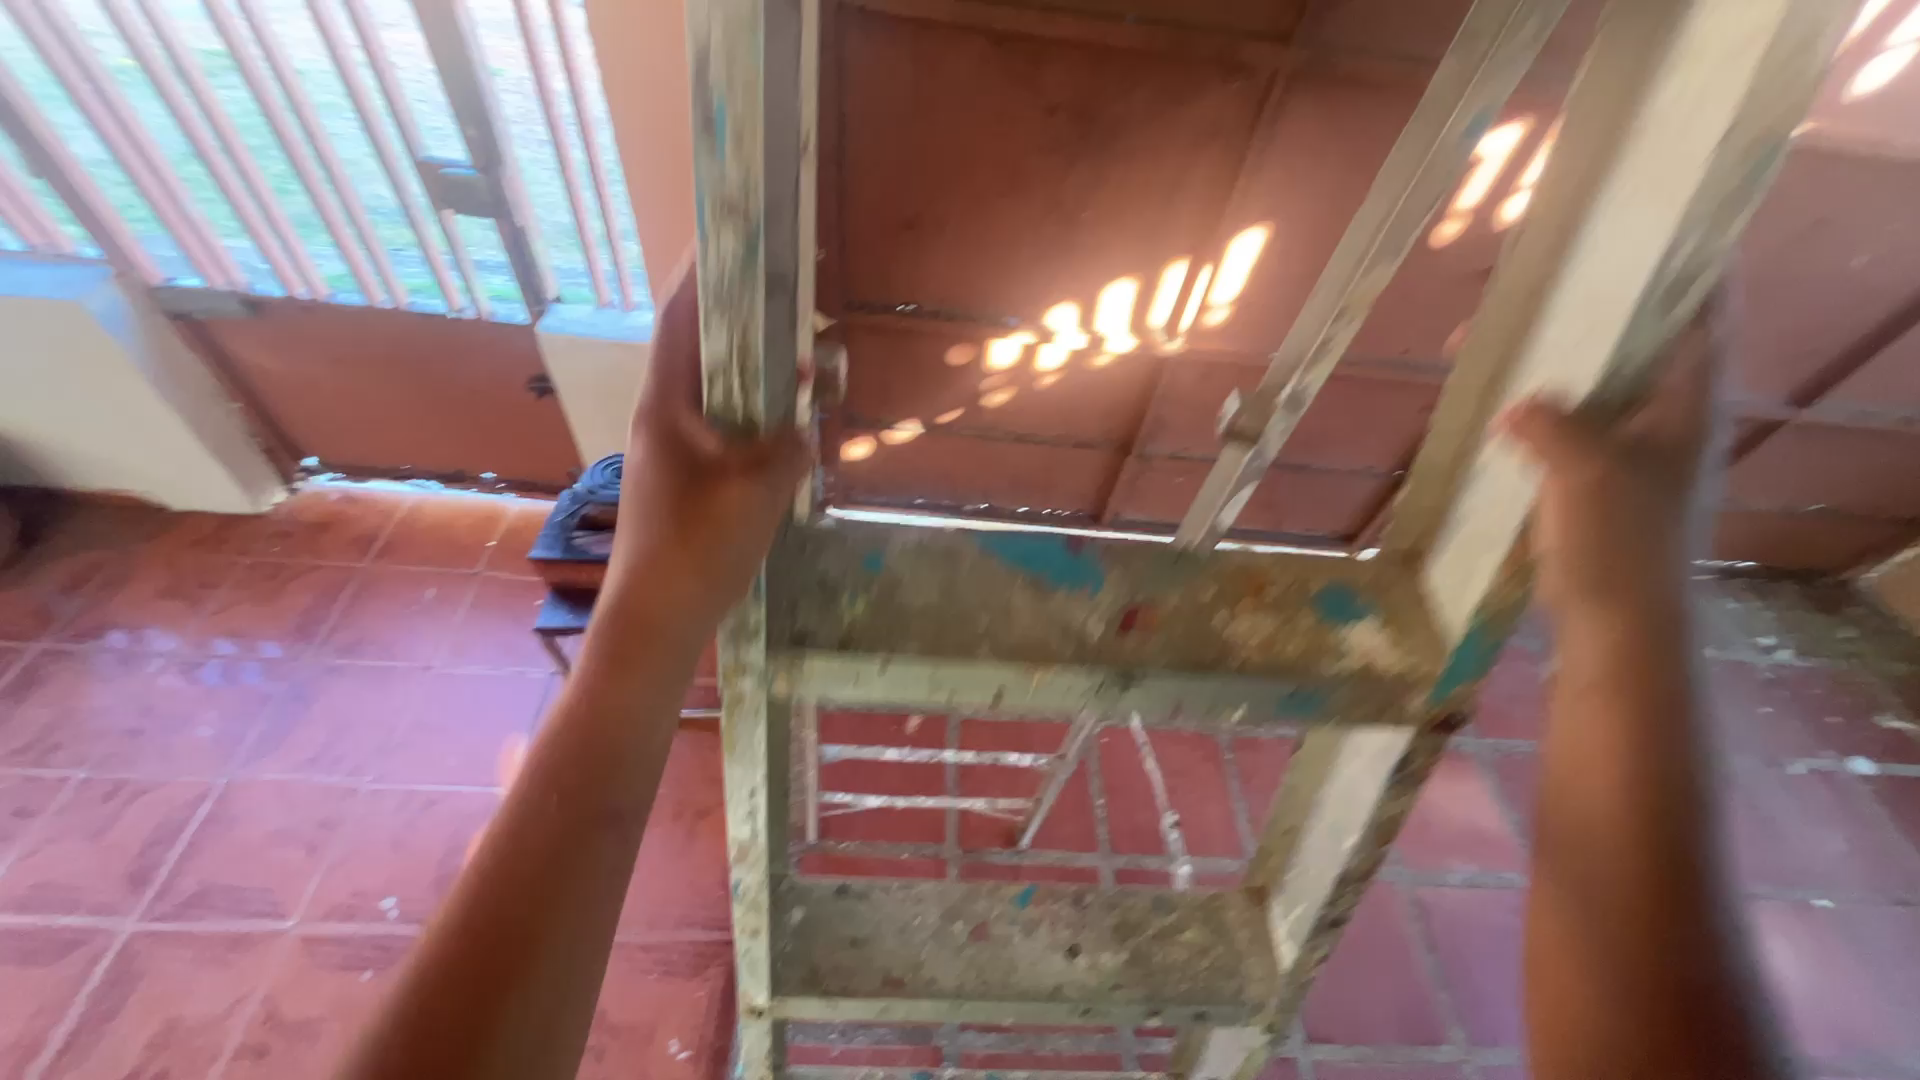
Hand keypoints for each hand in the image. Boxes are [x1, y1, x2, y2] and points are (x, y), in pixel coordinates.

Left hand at [602, 260, 812, 632]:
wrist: (657, 618)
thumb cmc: (699, 547)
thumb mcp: (759, 489)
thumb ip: (789, 446)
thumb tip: (806, 425)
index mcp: (666, 406)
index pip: (679, 318)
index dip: (701, 273)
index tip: (729, 237)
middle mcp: (661, 419)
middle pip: (699, 351)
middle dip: (740, 322)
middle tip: (784, 302)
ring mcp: (670, 452)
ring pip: (714, 395)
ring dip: (752, 375)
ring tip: (797, 362)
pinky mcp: (684, 482)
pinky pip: (722, 432)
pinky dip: (753, 419)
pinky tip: (786, 431)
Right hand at [1497, 290, 1729, 620]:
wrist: (1619, 622)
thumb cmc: (1620, 541)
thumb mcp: (1585, 470)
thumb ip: (1550, 422)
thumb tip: (1516, 403)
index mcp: (1687, 401)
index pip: (1702, 312)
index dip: (1683, 267)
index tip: (1639, 234)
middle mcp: (1665, 417)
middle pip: (1632, 344)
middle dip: (1582, 317)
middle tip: (1526, 294)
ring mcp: (1628, 452)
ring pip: (1589, 388)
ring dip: (1545, 369)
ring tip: (1490, 349)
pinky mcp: (1591, 483)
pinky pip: (1560, 431)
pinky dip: (1529, 415)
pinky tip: (1489, 413)